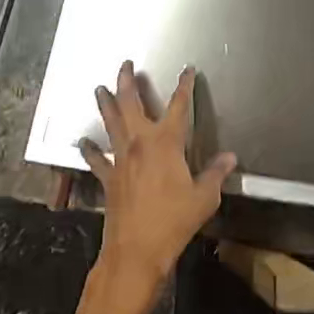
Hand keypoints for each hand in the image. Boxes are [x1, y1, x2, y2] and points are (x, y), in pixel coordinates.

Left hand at [80, 62, 237, 283]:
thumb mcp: (204, 198)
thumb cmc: (174, 221)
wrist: (137, 249)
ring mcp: (120, 158)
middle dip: (127, 80)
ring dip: (105, 103)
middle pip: (130, 102)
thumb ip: (215, 174)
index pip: (179, 106)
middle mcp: (140, 142)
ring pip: (110, 122)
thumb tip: (230, 158)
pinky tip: (84, 142)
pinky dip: (90, 149)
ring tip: (99, 88)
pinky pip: (97, 158)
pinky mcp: (108, 177)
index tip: (187, 70)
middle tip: (125, 64)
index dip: (184, 86)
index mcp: (166, 142)